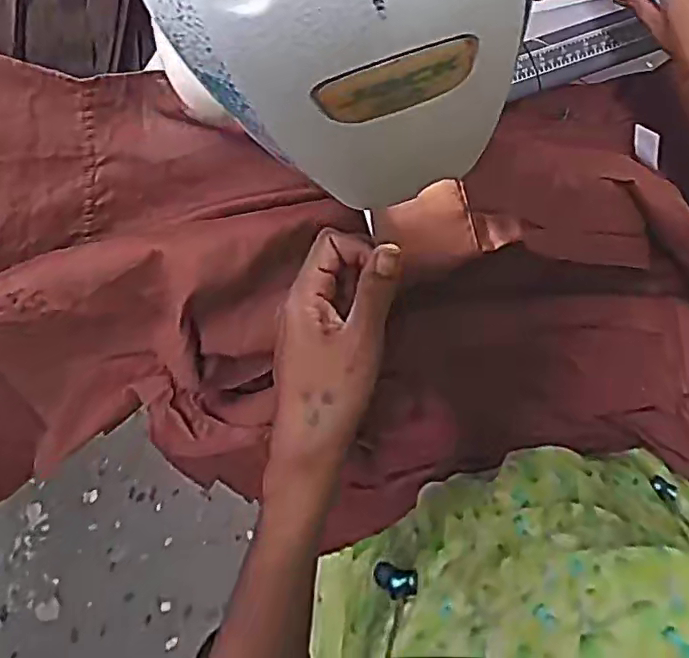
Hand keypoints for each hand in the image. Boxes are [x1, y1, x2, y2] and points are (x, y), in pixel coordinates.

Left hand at [266, 230, 402, 495]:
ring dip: (361, 286)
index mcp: (302, 294)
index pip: (329, 240)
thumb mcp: (362, 337)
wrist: (309, 448)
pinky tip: (369, 327)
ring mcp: (303, 319)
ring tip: (379, 312)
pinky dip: (355, 304)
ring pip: (335, 280)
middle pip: (330, 256)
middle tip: (386, 293)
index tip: (383, 274)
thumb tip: (391, 246)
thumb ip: (375, 289)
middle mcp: (297, 300)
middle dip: (363, 264)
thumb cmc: (334, 394)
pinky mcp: (311, 336)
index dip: (360, 247)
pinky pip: (334, 302)